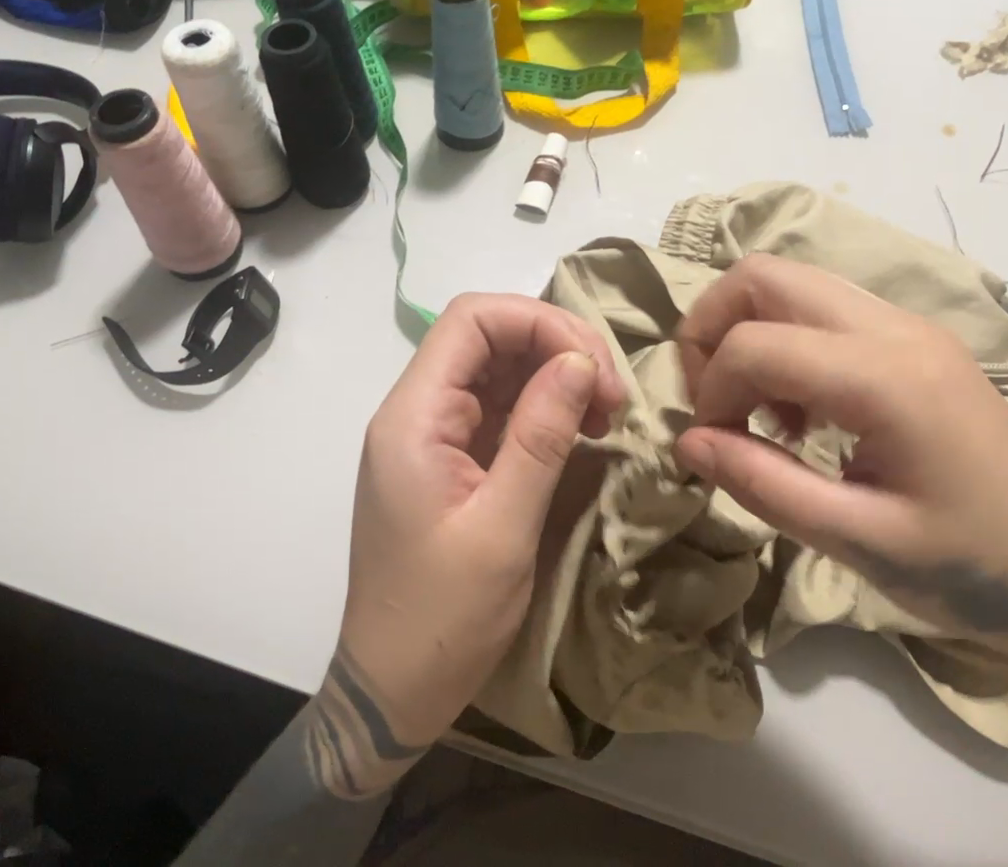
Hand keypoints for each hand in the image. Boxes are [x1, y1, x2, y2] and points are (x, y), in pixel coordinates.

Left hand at [322, 294, 625, 793]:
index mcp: (413, 418)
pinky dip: (542, 411)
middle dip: (557, 348)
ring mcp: (432, 439)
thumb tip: (579, 359)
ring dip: (555, 378)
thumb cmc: (444, 617)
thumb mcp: (503, 528)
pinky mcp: (450, 464)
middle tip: (613, 397)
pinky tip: (580, 433)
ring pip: (497, 373)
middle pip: (487, 339)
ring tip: (607, 414)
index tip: (597, 370)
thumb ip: (540, 436)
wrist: (394, 687)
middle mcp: (416, 414)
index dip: (541, 323)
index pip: (472, 320)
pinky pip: (497, 412)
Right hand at [671, 254, 1007, 676]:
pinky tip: (804, 418)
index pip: (752, 343)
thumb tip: (685, 442)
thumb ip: (761, 483)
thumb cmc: (973, 571)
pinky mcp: (920, 346)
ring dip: (751, 336)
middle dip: (712, 331)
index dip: (710, 394)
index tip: (713, 451)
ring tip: (762, 419)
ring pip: (793, 285)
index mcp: (885, 376)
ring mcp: (913, 330)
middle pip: (763, 276)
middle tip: (715, 407)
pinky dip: (788, 347)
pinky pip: (826, 313)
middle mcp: (896, 329)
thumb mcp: (856, 539)